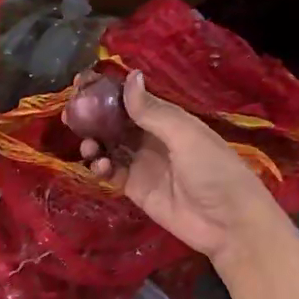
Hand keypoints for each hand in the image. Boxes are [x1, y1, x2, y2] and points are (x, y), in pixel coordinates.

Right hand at [80, 71, 281, 264]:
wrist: (228, 223)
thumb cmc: (214, 170)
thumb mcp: (185, 135)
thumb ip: (153, 111)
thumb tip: (130, 76)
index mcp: (168, 120)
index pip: (132, 100)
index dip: (107, 93)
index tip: (82, 86)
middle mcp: (152, 138)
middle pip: (115, 123)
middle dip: (93, 118)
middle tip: (70, 115)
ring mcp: (143, 164)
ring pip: (109, 147)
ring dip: (94, 143)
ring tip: (88, 146)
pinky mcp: (136, 189)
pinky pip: (111, 173)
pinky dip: (100, 167)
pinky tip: (99, 166)